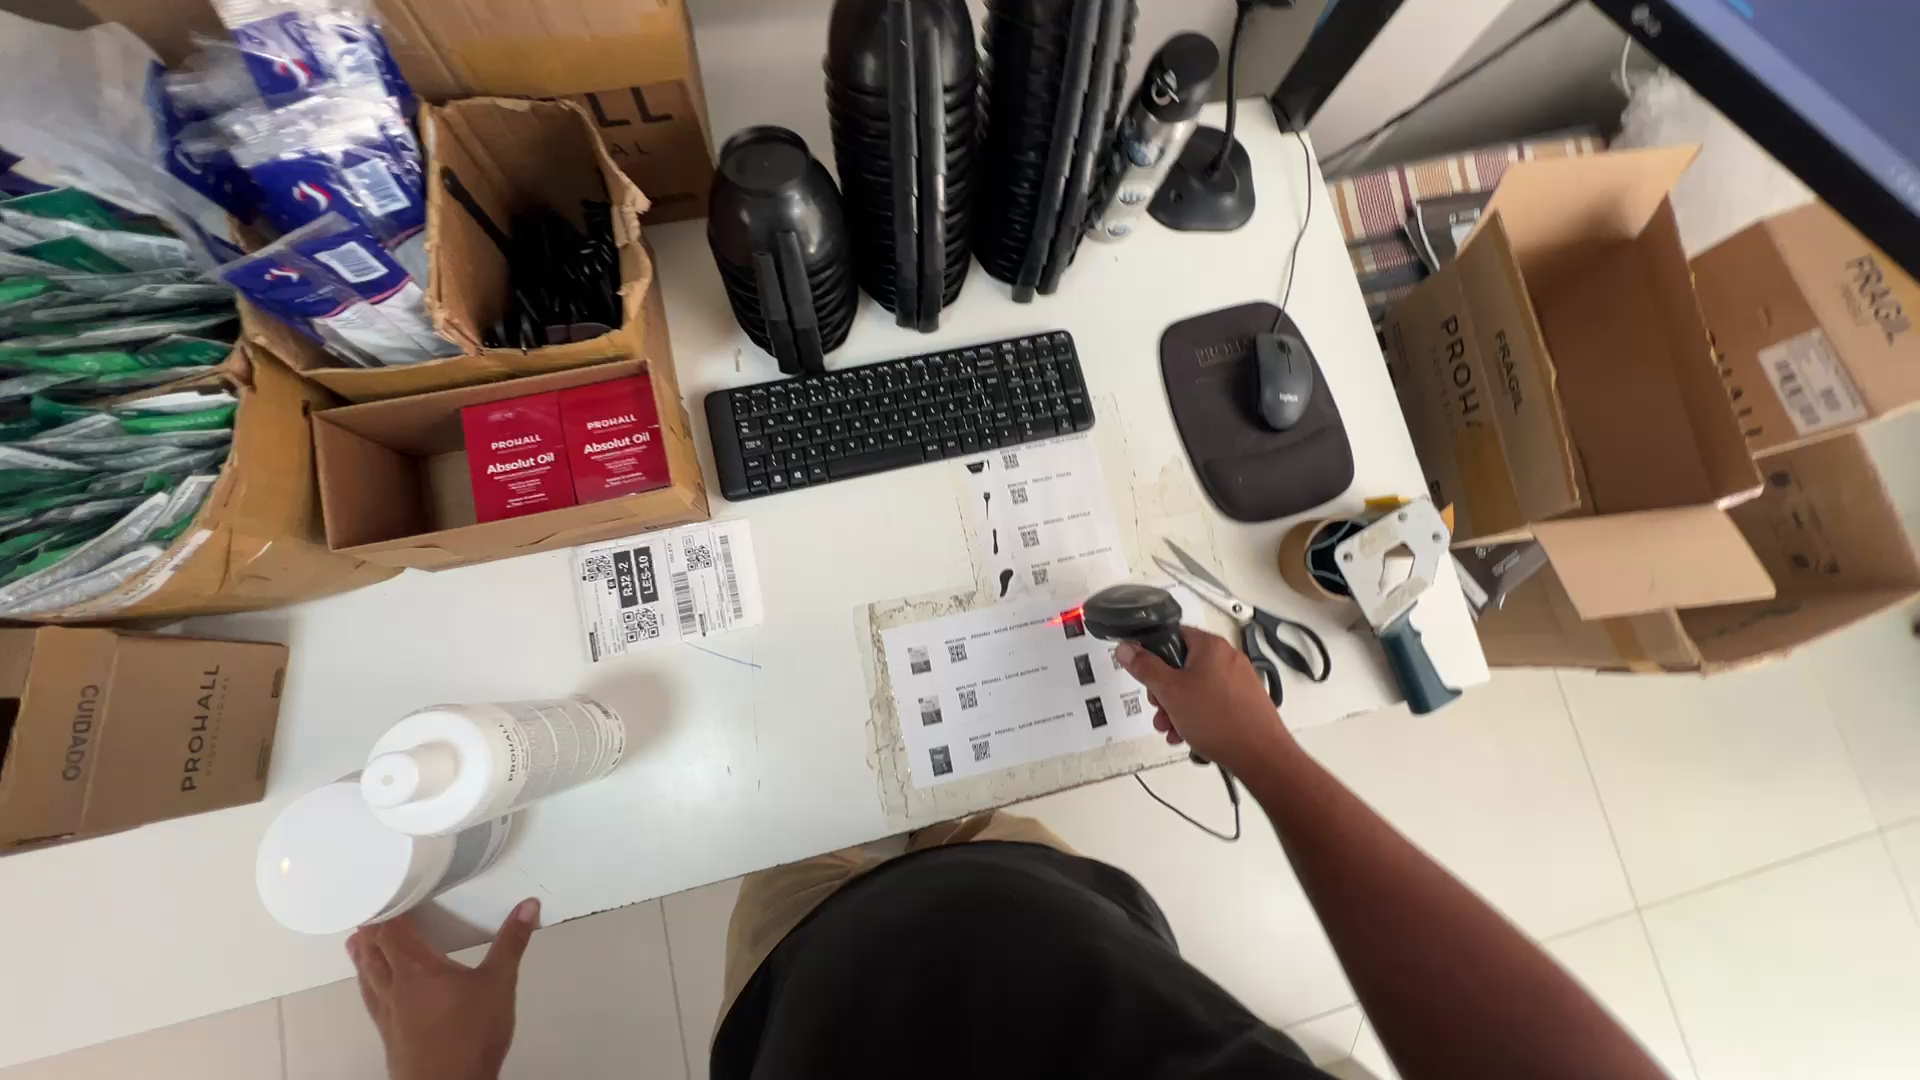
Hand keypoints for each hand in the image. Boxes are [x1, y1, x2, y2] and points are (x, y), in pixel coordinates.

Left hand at [348, 898, 540, 1079]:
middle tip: (366, 912)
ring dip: (363, 959)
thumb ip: (512, 941)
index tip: (381, 892)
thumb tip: (529, 904)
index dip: (385, 914)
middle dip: (369, 934)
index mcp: (417, 971)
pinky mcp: (391, 1036)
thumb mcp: (500, 982)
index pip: (392, 935)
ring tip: (357, 944)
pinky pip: (373, 999)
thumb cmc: (472, 1032)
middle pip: (374, 956)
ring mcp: (388, 1016)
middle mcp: (394, 990)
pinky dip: (370, 983)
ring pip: (368, 980)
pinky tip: (377, 989)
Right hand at [1117, 629, 1294, 771]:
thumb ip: (1144, 667)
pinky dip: (1196, 715)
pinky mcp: (1244, 701)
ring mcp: (1239, 680)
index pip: (1172, 634)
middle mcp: (1227, 658)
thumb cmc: (1221, 721)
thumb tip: (1127, 650)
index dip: (1152, 652)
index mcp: (1210, 646)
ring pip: (1196, 687)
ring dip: (1176, 706)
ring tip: (1171, 728)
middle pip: (1182, 664)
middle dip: (1163, 690)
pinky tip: (1187, 734)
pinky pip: (1212, 702)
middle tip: (1158, 706)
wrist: (1260, 756)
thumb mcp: (1169, 691)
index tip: (1143, 668)